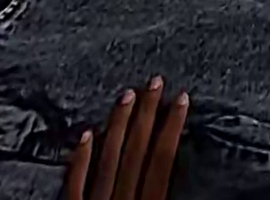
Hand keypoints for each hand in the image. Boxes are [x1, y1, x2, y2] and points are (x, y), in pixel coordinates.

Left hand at [64, 77, 189, 199]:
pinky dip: (81, 158)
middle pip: (137, 151)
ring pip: (108, 159)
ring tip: (128, 94)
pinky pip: (75, 185)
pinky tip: (87, 132)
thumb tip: (195, 173)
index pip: (163, 160)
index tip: (182, 97)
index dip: (174, 126)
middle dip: (147, 113)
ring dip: (119, 124)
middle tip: (155, 81)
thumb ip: (168, 192)